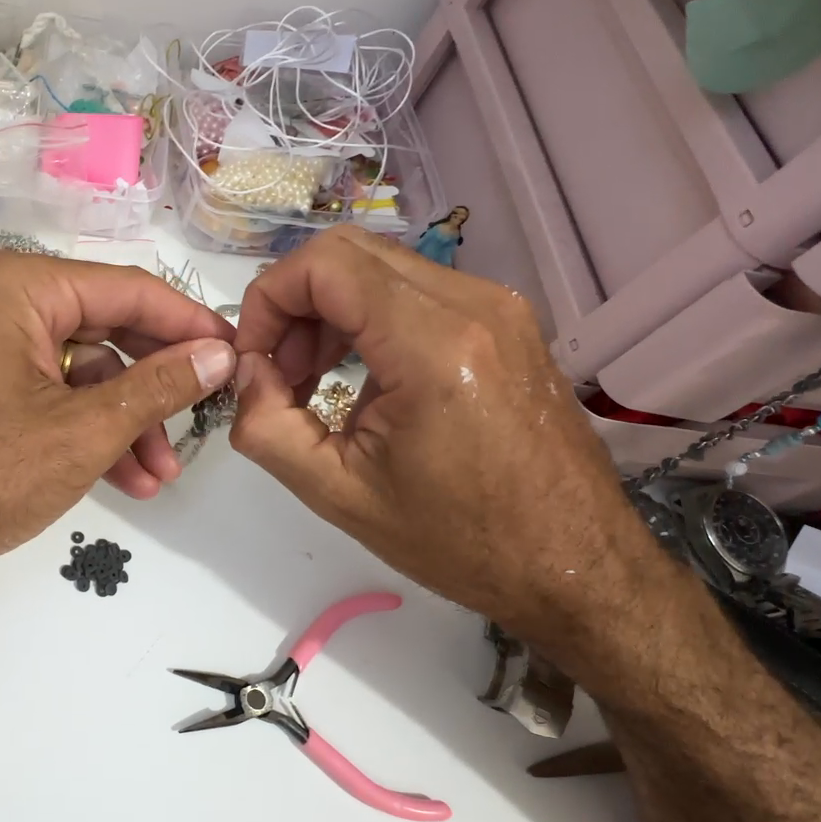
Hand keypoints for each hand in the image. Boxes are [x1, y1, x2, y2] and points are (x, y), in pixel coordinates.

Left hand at [0, 252, 236, 592]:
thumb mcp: (82, 432)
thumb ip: (157, 388)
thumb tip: (220, 355)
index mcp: (22, 288)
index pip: (129, 291)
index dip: (189, 326)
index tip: (239, 354)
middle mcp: (6, 303)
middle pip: (109, 332)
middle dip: (156, 388)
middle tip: (206, 421)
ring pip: (86, 374)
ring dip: (127, 424)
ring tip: (161, 477)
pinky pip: (55, 397)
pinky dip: (89, 433)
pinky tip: (127, 479)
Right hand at [228, 226, 658, 640]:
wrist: (573, 567)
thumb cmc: (457, 542)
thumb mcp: (337, 494)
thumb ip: (266, 426)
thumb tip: (246, 374)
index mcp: (433, 344)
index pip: (325, 264)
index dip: (268, 300)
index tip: (253, 361)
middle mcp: (474, 304)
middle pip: (349, 254)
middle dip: (293, 305)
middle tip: (278, 374)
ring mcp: (499, 308)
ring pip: (380, 268)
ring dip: (327, 314)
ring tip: (309, 384)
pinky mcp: (506, 324)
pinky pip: (414, 292)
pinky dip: (367, 321)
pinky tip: (358, 383)